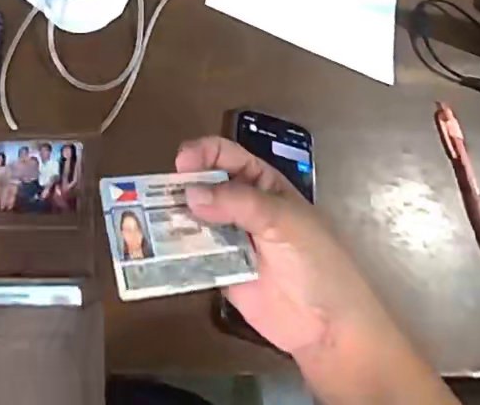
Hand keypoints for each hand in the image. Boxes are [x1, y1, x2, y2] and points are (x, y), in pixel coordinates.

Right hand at [176, 137, 455, 404]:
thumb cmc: (315, 259)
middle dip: (181, 184)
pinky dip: (174, 248)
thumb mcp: (282, 220)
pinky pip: (192, 252)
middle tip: (157, 195)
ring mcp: (228, 236)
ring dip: (173, 215)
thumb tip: (190, 193)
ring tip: (149, 220)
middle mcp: (240, 204)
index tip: (180, 164)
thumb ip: (237, 203)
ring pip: (193, 216)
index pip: (224, 154)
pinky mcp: (219, 268)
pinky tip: (159, 249)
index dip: (201, 153)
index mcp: (259, 181)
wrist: (330, 327)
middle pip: (202, 183)